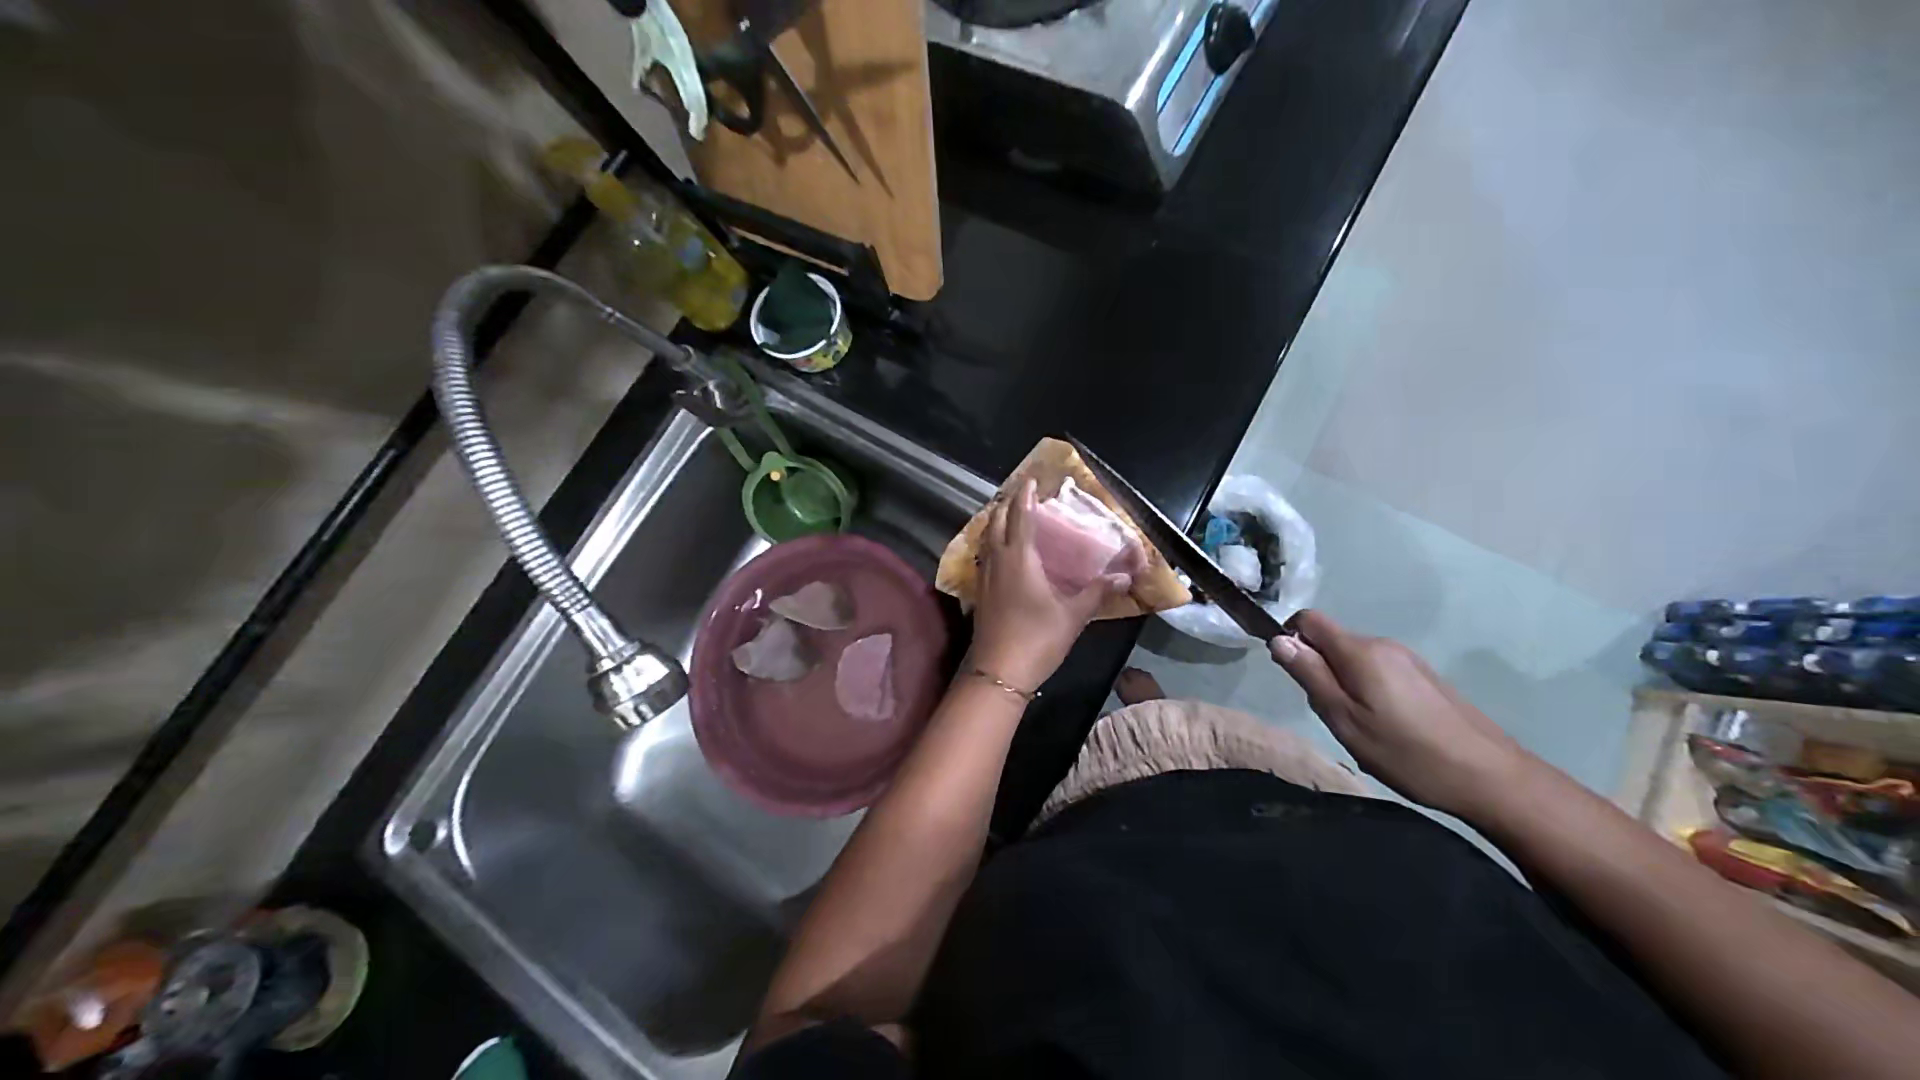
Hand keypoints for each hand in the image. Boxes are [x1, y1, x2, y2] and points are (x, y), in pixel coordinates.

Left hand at [967, 480, 1129, 693]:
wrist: (998, 671)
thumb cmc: (1038, 639)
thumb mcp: (1073, 616)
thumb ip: (1097, 593)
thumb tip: (1124, 577)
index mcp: (1019, 559)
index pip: (1020, 517)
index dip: (1025, 496)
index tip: (1030, 479)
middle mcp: (997, 561)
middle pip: (998, 522)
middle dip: (1008, 504)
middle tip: (1022, 494)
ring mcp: (984, 577)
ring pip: (987, 538)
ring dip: (997, 522)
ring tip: (1010, 516)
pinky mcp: (980, 593)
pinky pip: (984, 555)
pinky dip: (992, 542)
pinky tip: (1001, 552)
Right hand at [1268, 610, 1541, 818]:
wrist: (1491, 778)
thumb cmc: (1407, 752)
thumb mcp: (1345, 720)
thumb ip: (1310, 676)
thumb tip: (1279, 640)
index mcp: (1360, 651)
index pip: (1309, 620)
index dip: (1291, 639)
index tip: (1295, 676)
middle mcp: (1384, 645)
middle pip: (1331, 641)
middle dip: (1318, 668)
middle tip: (1330, 713)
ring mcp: (1408, 659)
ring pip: (1353, 658)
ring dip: (1343, 683)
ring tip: (1358, 725)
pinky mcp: (1424, 677)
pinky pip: (1377, 670)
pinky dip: (1367, 689)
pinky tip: (1385, 726)